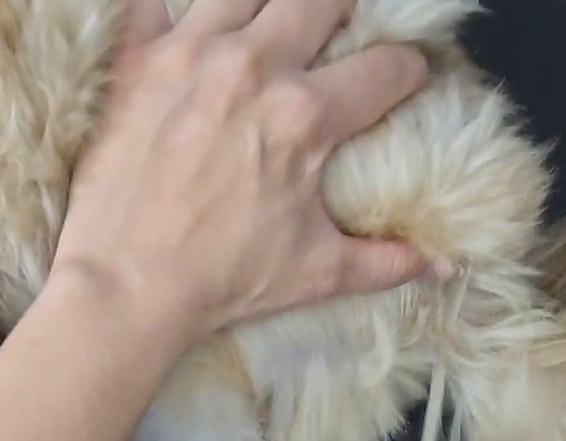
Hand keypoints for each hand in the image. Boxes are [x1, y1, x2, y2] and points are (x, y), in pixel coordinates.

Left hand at [50, 0, 433, 345]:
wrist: (128, 287)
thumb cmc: (222, 282)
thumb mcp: (314, 274)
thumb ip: (382, 262)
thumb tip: (438, 263)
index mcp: (304, 117)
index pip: (384, 70)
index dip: (408, 72)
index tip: (405, 80)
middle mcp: (252, 66)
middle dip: (347, 8)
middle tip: (342, 33)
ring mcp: (189, 54)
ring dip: (273, 0)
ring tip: (275, 23)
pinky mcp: (137, 61)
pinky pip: (159, 0)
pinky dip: (180, 10)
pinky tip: (194, 31)